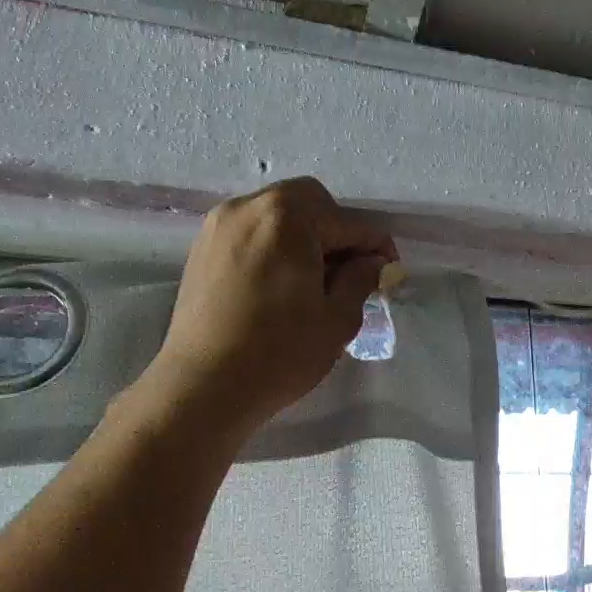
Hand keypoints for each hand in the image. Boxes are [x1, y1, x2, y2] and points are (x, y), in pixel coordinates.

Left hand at [138, 177, 396, 433]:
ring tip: (315, 283)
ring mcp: (218, 227)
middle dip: (335, 233)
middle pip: (308, 204)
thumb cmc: (279, 353)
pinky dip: (273, 249)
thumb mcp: (336, 319)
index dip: (375, 245)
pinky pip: (251, 235)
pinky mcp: (201, 250)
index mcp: (287, 217)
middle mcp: (248, 207)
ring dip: (303, 239)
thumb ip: (360, 280)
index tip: (390, 270)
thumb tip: (372, 262)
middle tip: (350, 274)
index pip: (347, 221)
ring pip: (276, 217)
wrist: (204, 386)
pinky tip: (281, 287)